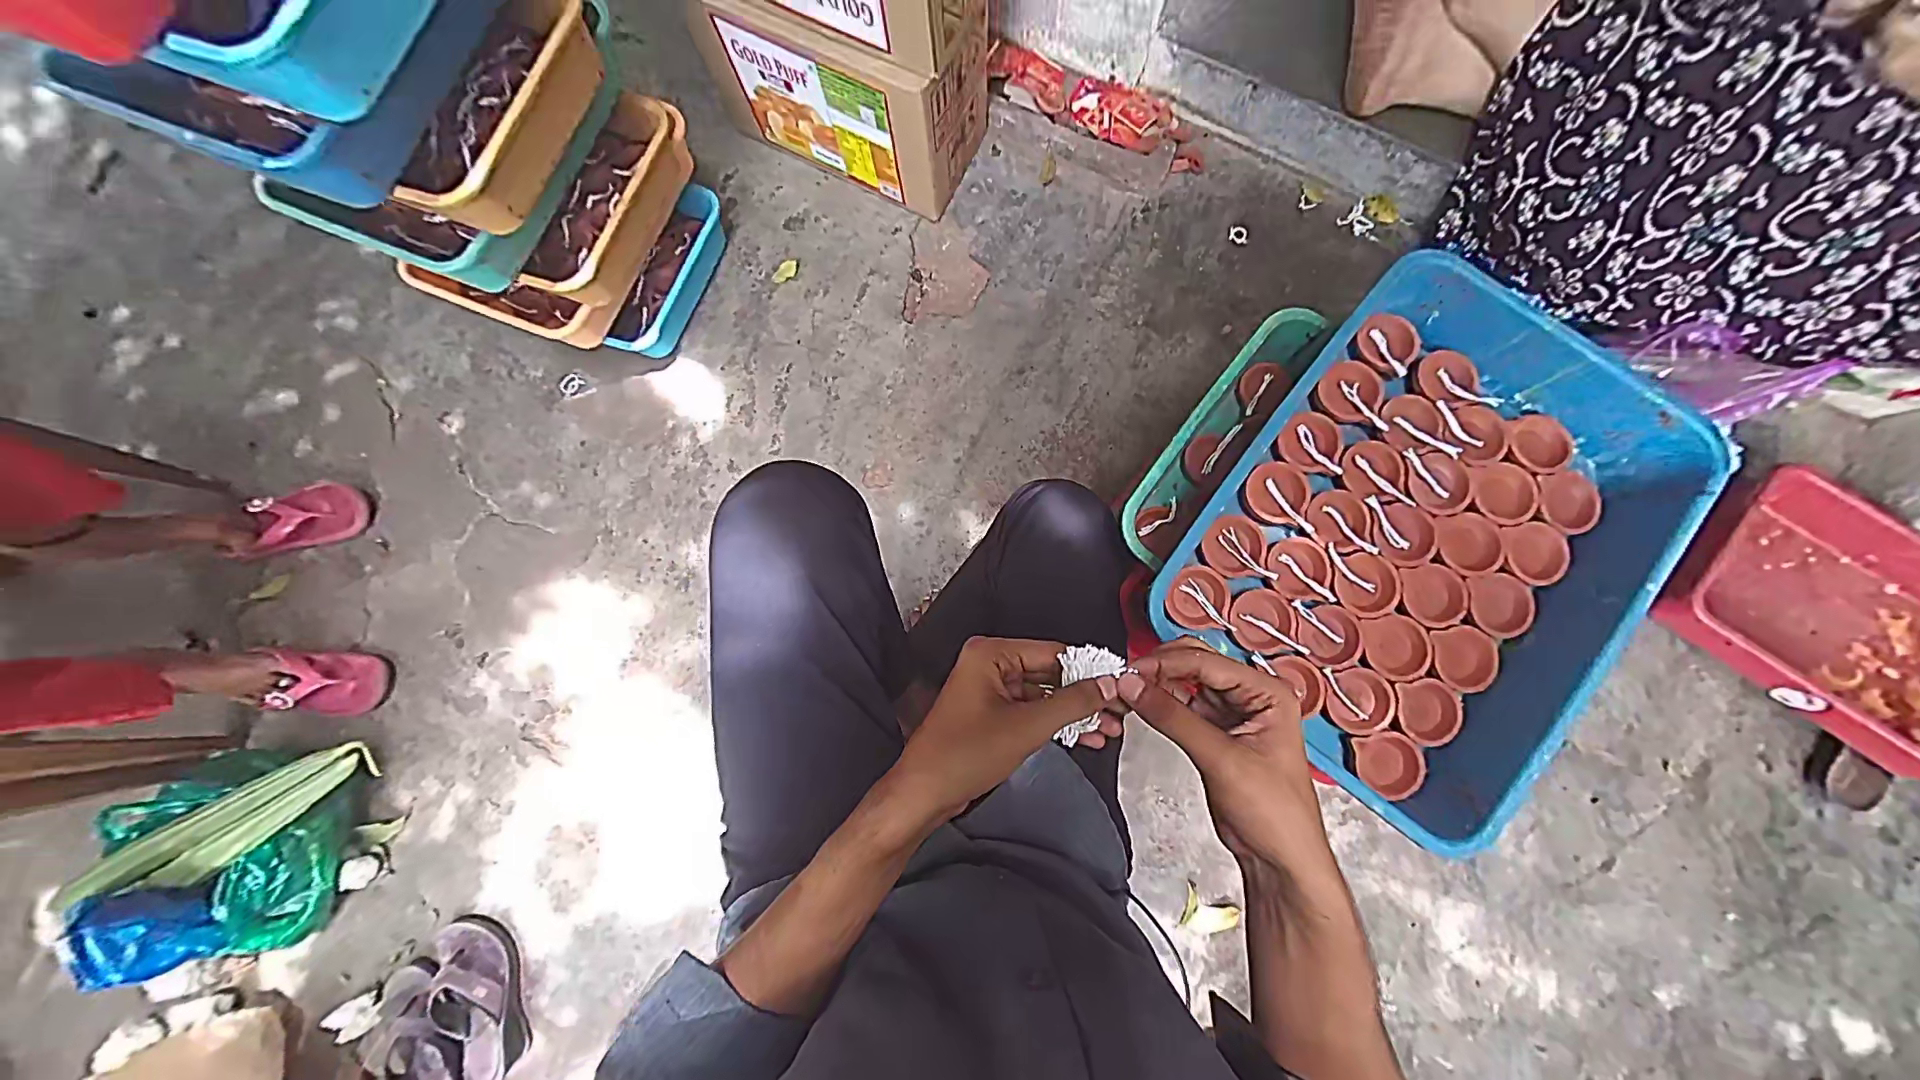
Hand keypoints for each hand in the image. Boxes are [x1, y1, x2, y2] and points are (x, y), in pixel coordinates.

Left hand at [885, 637, 1120, 824]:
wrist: (926, 792)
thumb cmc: (958, 756)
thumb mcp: (1027, 727)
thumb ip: (1072, 703)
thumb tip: (1105, 686)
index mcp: (990, 654)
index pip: (1054, 652)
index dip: (1090, 670)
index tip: (1118, 683)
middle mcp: (988, 665)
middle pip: (1051, 672)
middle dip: (1085, 695)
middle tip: (1117, 709)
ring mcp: (990, 689)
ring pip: (1045, 694)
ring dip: (1075, 712)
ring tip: (1108, 726)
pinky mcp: (993, 712)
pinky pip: (1033, 709)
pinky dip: (1057, 723)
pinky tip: (1085, 736)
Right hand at [1117, 641, 1333, 872]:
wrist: (1279, 858)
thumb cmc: (1278, 815)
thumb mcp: (1221, 759)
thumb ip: (1173, 718)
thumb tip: (1137, 686)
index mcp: (1269, 693)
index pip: (1208, 662)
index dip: (1167, 663)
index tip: (1134, 671)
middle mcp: (1252, 697)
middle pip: (1196, 663)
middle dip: (1160, 668)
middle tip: (1129, 677)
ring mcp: (1232, 713)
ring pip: (1185, 682)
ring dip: (1157, 684)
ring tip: (1130, 689)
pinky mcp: (1214, 730)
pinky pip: (1181, 705)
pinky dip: (1160, 703)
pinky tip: (1143, 704)